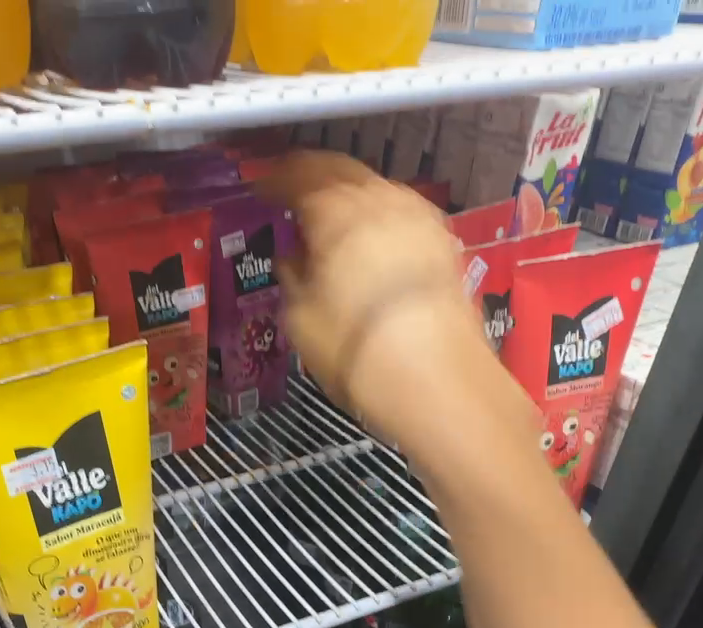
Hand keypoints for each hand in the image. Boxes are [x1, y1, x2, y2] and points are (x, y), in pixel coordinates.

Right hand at [259, 152, 532, 451]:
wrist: (437, 382)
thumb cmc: (357, 351)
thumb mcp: (301, 319)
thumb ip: (293, 275)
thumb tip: (294, 257)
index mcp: (336, 210)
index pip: (298, 173)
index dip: (274, 179)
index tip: (260, 189)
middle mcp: (381, 200)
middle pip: (341, 170)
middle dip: (312, 177)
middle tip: (290, 193)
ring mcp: (419, 217)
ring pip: (374, 189)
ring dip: (347, 196)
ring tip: (327, 219)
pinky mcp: (442, 243)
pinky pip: (399, 214)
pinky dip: (376, 217)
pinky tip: (367, 241)